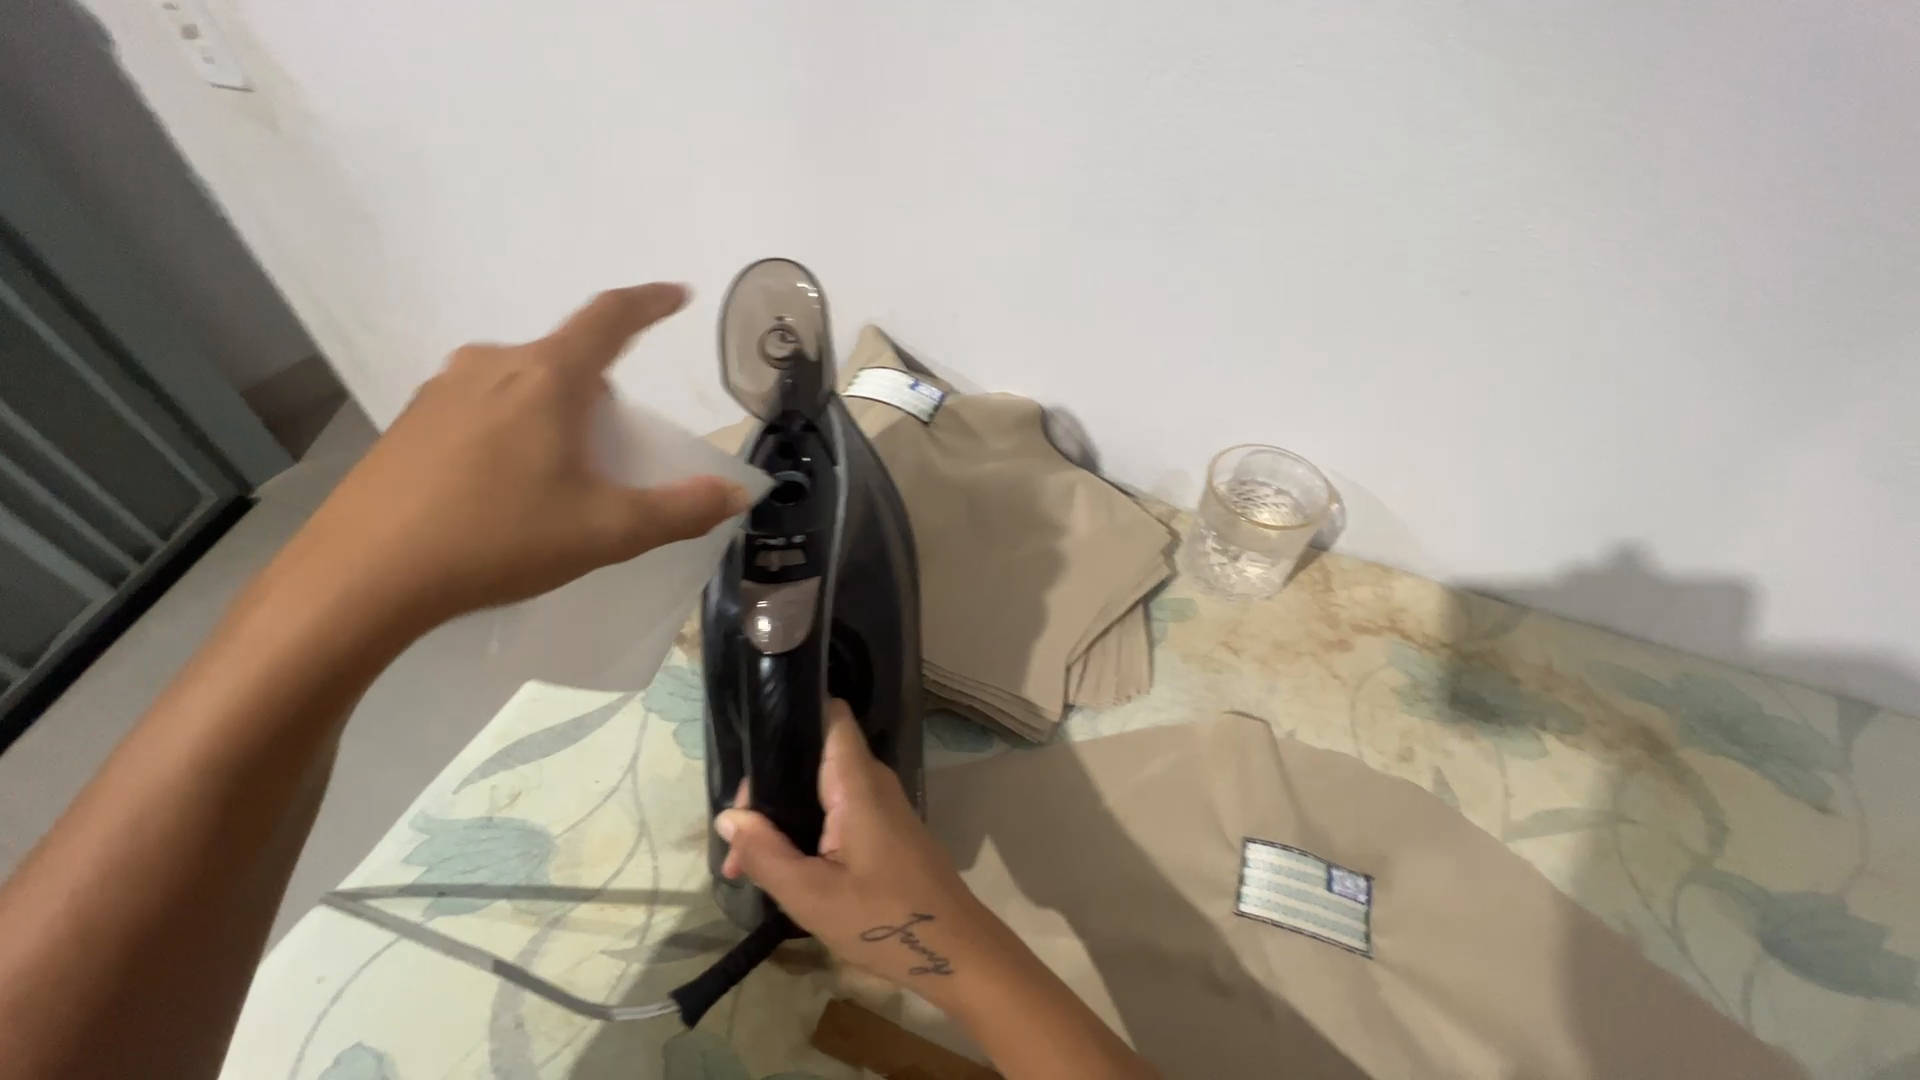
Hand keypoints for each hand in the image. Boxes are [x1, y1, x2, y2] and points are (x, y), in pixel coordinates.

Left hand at [276, 284, 749, 632]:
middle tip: (617, 450)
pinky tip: (505, 491)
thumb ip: (681, 510)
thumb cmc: (498, 540)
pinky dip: (514, 430)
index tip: (677, 294)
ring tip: (561, 477)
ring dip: (557, 413)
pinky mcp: (410, 424)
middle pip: (568, 359)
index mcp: (546, 378)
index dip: (650, 302)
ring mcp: (442, 392)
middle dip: (603, 393)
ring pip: (524, 384)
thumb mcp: (607, 532)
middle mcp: (491, 366)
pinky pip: (484, 407)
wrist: (361, 578)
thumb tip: (736, 493)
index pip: (609, 318)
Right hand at [715, 701, 993, 994]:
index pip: (831, 717)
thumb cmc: (884, 919)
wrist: (954, 950)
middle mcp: (872, 782)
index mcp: (857, 783)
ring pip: (823, 788)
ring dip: (785, 815)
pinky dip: (807, 829)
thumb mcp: (811, 895)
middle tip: (736, 835)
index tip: (752, 740)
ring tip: (747, 857)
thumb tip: (729, 816)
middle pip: (815, 756)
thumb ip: (765, 853)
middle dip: (770, 786)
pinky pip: (838, 810)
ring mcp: (881, 805)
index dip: (793, 715)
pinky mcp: (884, 828)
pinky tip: (783, 862)